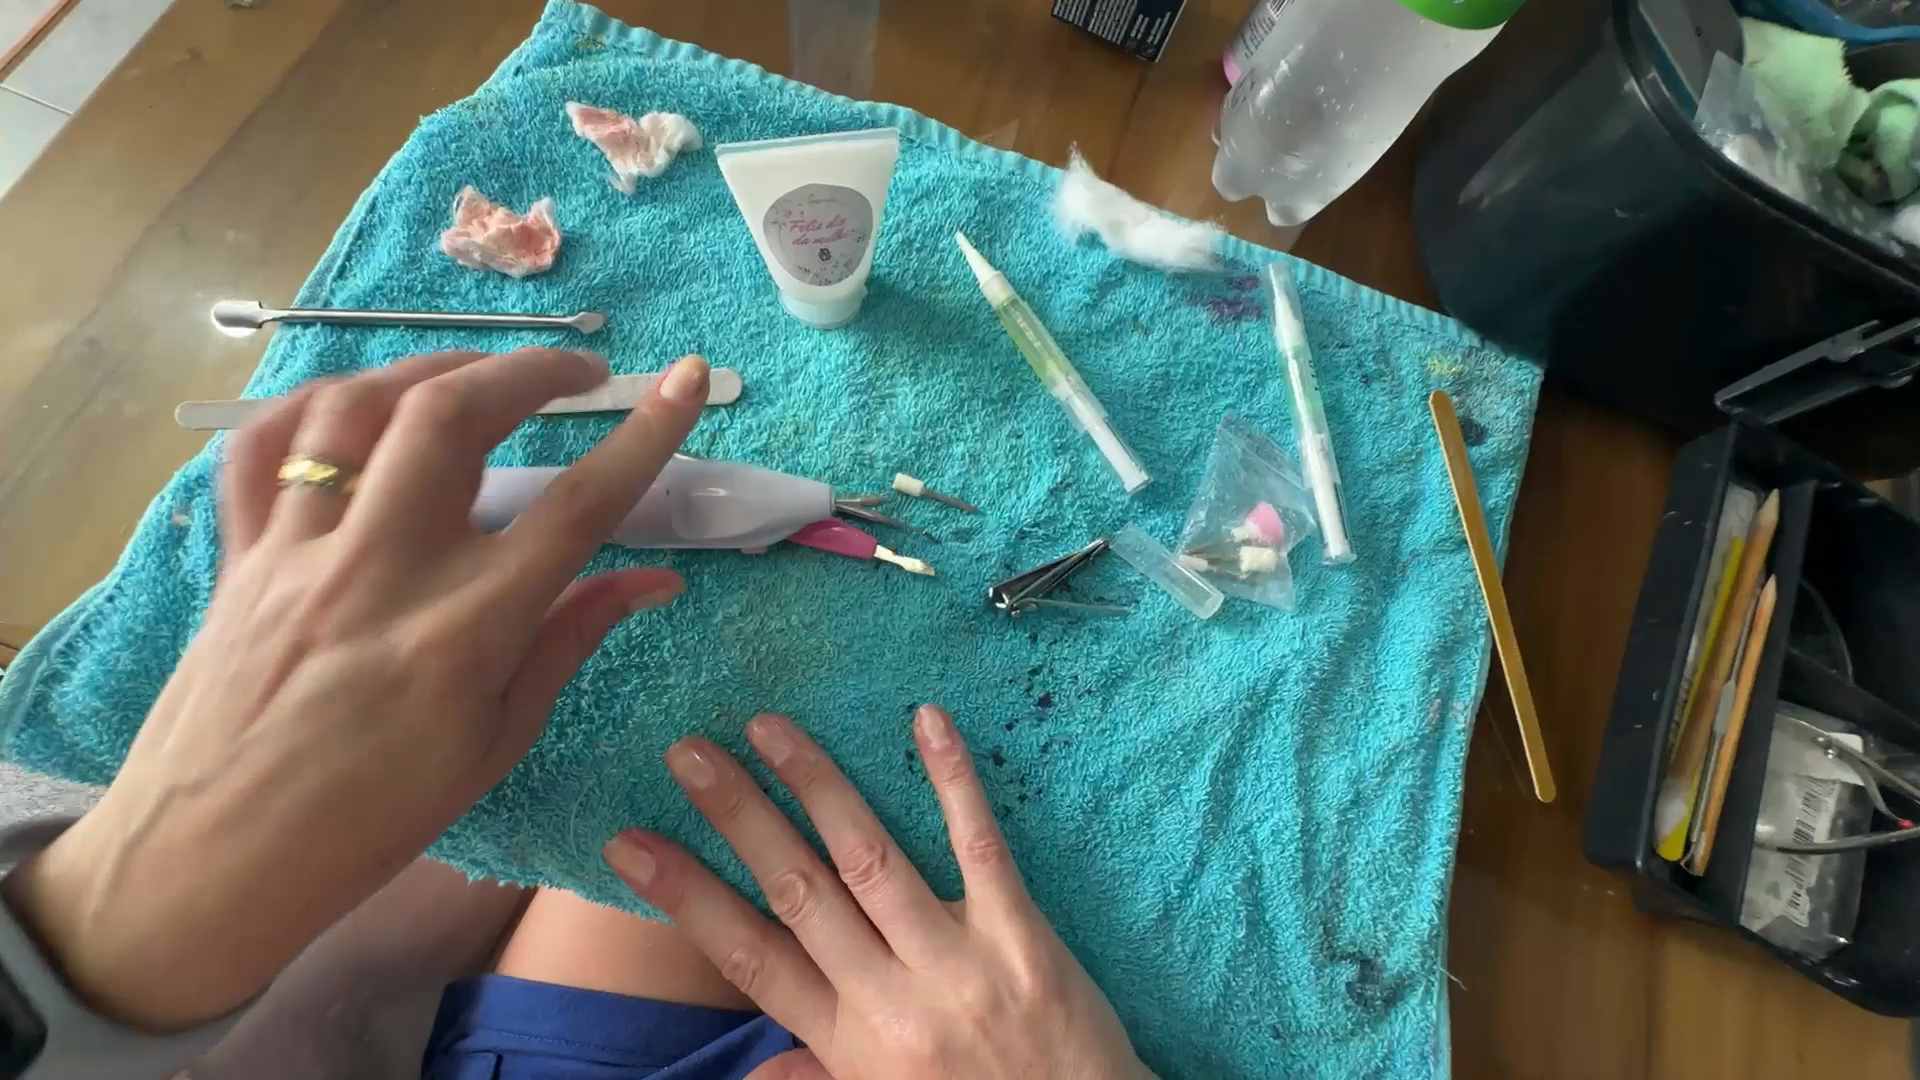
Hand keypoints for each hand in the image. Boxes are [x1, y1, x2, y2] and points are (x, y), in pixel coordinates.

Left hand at [2, 349, 709, 1031]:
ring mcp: (298, 553)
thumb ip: (576, 633)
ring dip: (436, 369)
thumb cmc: (385, 809)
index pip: (582, 506)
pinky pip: (263, 446)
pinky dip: (322, 403)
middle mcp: (384, 568)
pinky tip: (371, 406)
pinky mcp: (238, 556)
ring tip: (485, 374)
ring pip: (357, 410)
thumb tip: (658, 580)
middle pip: (455, 419)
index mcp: (470, 626)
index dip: (647, 434)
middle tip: (581, 374)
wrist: (210, 868)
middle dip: (531, 371)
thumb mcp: (506, 732)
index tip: (686, 382)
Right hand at [602, 706, 1153, 1079]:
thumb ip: (814, 1077)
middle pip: (797, 891)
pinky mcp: (1020, 936)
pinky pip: (979, 847)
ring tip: (769, 729)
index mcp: (846, 1042)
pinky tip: (927, 720)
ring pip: (870, 859)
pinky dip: (952, 781)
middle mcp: (888, 1001)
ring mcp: (956, 963)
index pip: (748, 955)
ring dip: (816, 786)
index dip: (685, 895)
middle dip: (738, 817)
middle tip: (690, 752)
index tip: (630, 841)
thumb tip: (745, 1070)